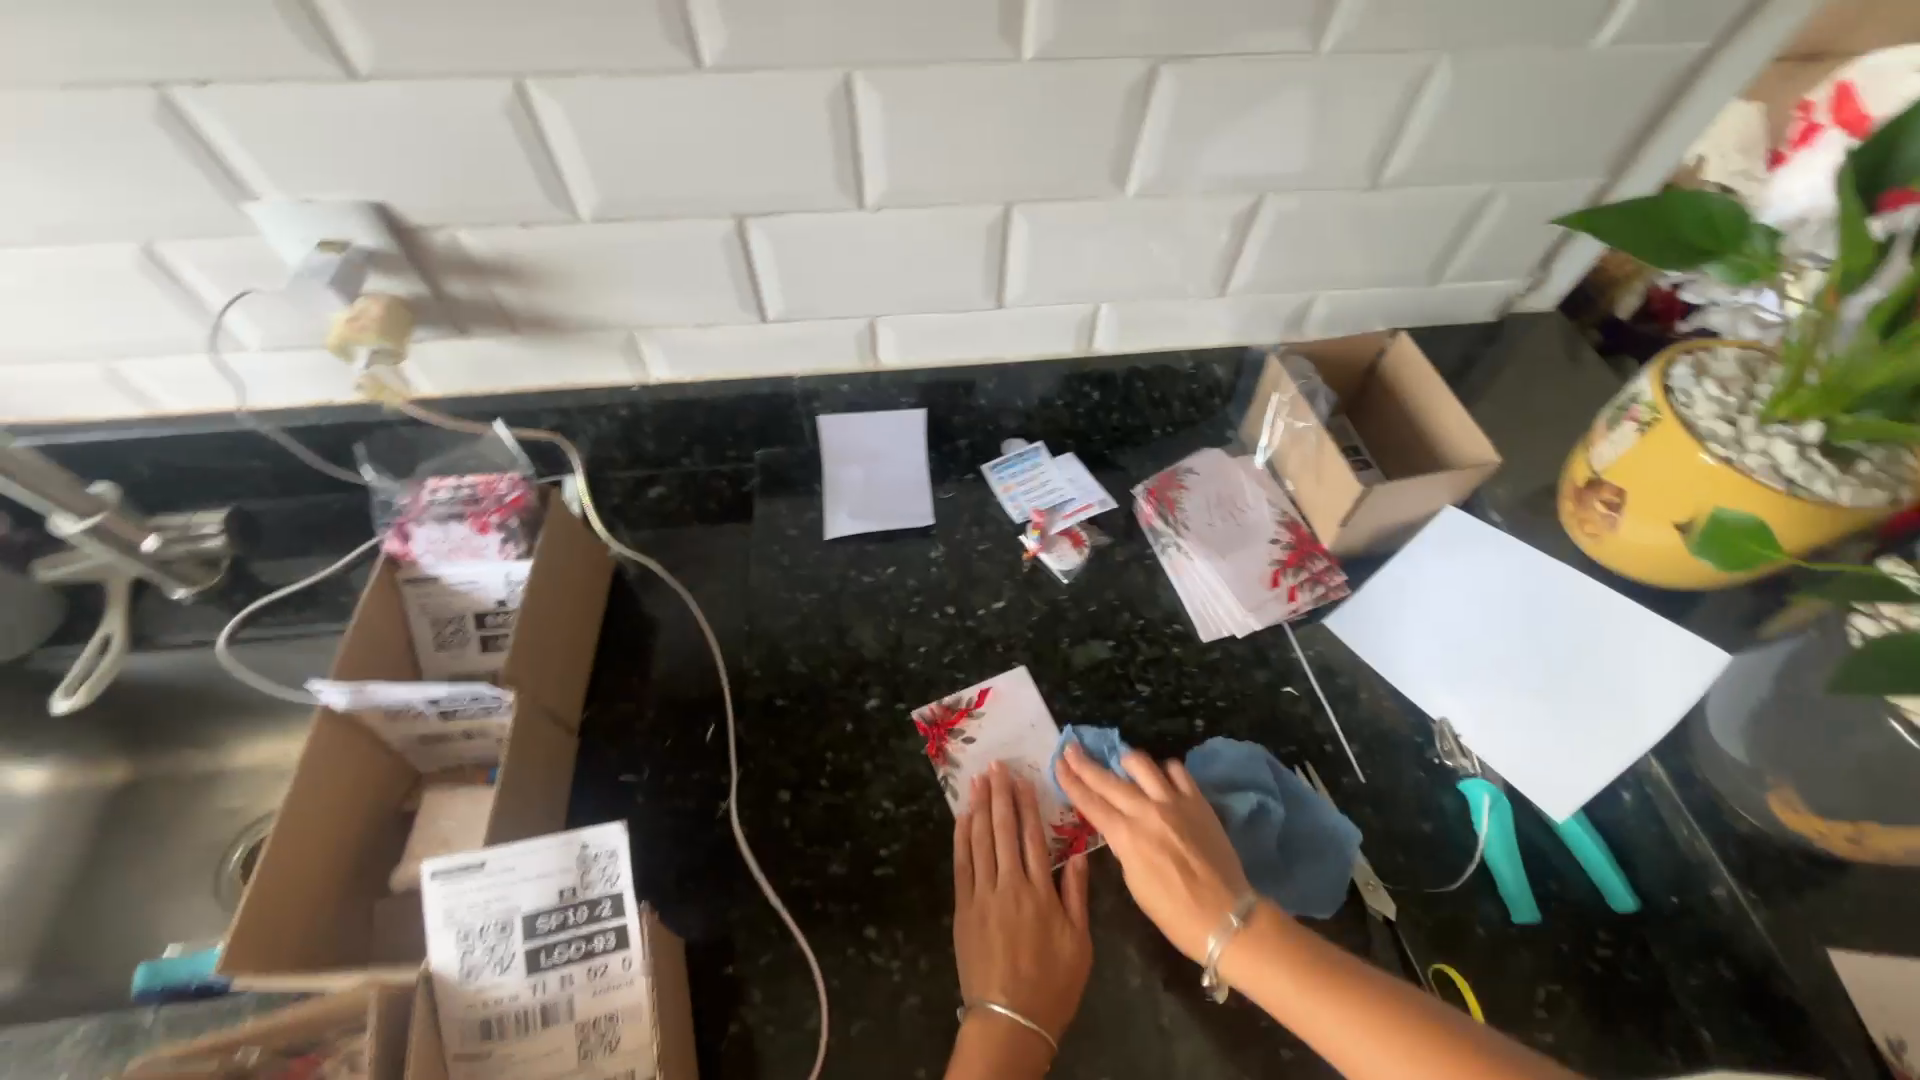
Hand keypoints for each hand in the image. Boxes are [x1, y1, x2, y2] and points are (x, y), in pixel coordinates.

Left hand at [953, 762, 1091, 1047]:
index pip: (1033, 837)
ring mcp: (982, 896)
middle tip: (996, 766)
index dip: (1027, 805)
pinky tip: (963, 818)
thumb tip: (1077, 853)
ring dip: (979, 808)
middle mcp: (1009, 886)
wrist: (1010, 1019)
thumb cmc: (1053, 983)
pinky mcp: (963, 909)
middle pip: (1004, 831)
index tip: (1022, 779)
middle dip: (1000, 796)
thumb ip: (1076, 894)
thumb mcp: (1080, 942)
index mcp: (1041, 893)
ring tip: (979, 781)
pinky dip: (962, 838)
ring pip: (980, 841)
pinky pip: (962, 864)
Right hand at [1055, 743, 1252, 961]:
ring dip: (1126, 761)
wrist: (1224, 915)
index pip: (1090, 802)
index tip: (1058, 763)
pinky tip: (1161, 777)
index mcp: (1126, 836)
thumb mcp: (1133, 881)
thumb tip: (1120, 827)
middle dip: (1085, 763)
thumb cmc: (1172, 911)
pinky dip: (1164, 770)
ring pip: (1142, 764)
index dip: (1071, 781)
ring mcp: (1174, 802)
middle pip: (1108, 779)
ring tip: (1121, 761)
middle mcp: (1147, 811)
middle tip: (1071, 747)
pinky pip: (1176, 771)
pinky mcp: (1198, 801)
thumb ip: (1123, 846)